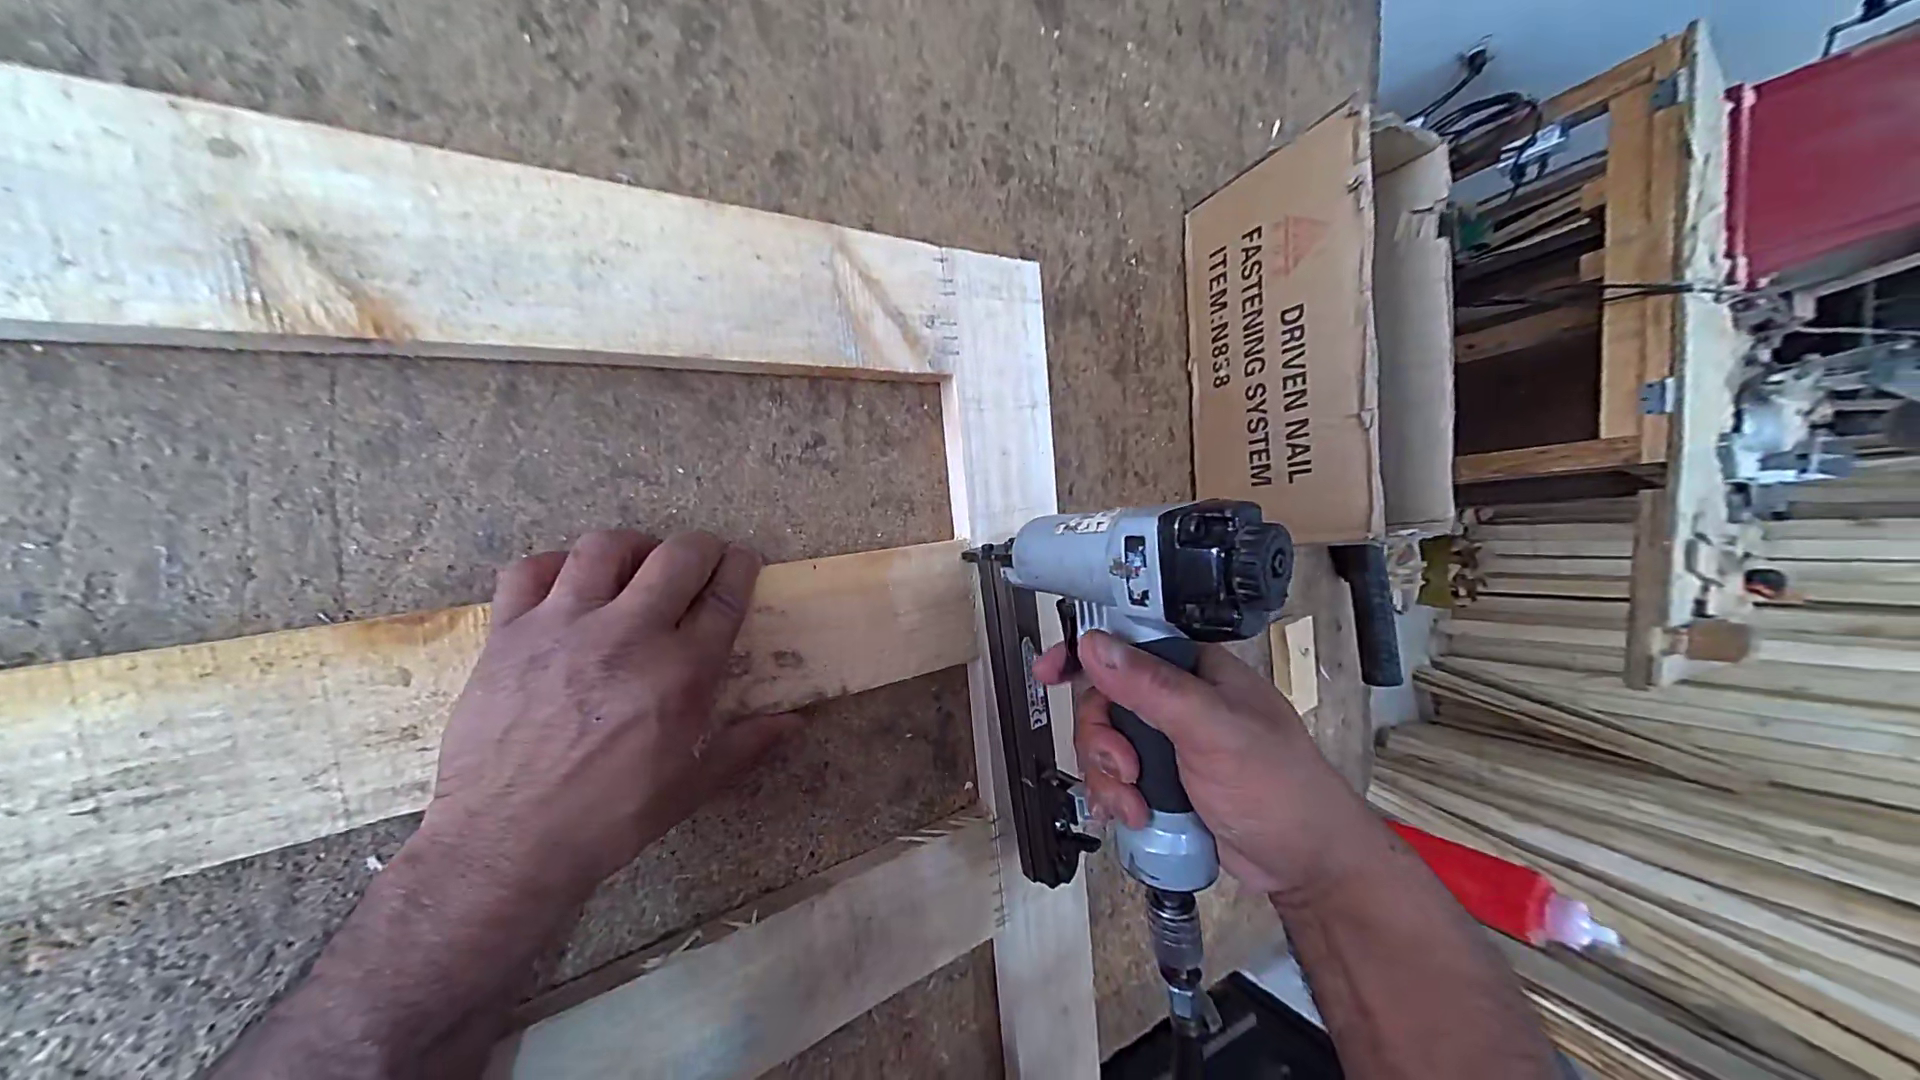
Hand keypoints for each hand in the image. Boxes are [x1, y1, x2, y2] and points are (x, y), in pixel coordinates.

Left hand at [422, 529, 801, 905]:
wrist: (505, 843)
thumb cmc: (612, 816)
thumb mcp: (694, 786)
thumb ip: (749, 744)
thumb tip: (797, 723)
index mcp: (681, 670)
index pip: (724, 596)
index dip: (741, 568)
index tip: (745, 559)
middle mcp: (629, 633)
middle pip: (678, 556)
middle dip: (701, 547)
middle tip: (702, 558)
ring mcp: (564, 626)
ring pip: (605, 548)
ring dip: (634, 547)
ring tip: (638, 564)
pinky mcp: (509, 633)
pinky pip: (530, 570)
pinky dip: (556, 566)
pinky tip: (568, 585)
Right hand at [1034, 631, 1375, 898]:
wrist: (1304, 867)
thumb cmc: (1279, 788)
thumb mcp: (1214, 731)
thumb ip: (1153, 687)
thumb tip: (1096, 645)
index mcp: (1193, 668)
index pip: (1126, 642)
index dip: (1082, 652)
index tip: (1049, 671)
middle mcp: (1174, 697)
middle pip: (1101, 698)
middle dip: (1101, 739)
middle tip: (1124, 769)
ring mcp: (1165, 740)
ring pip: (1102, 740)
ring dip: (1107, 776)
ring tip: (1135, 804)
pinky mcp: (1159, 777)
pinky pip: (1113, 775)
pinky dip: (1113, 796)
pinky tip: (1133, 815)